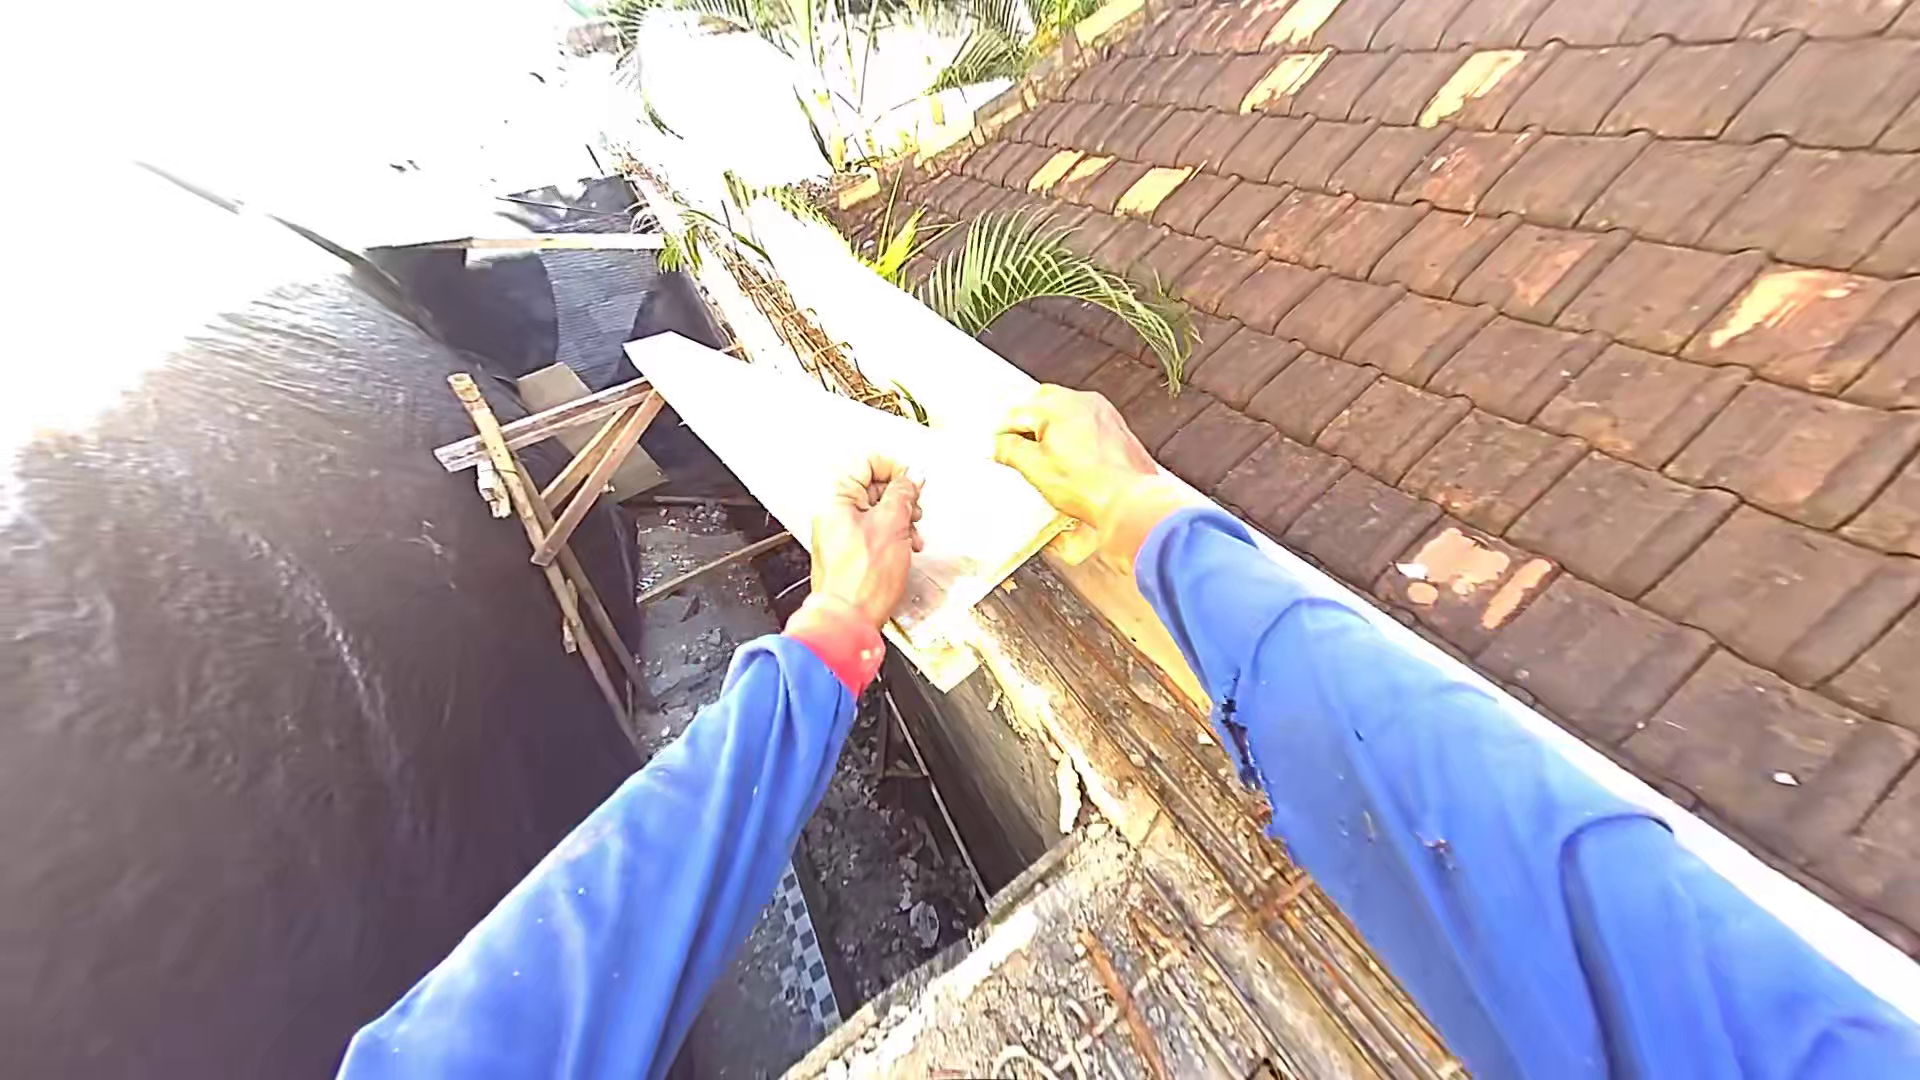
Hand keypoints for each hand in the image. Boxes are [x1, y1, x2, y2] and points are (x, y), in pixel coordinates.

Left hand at [808, 454, 923, 628]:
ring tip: (912, 535)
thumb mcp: (892, 525)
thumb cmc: (862, 580)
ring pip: (877, 510)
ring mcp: (839, 532)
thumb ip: (903, 494)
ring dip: (901, 518)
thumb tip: (911, 478)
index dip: (894, 468)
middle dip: (901, 497)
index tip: (912, 482)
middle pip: (873, 486)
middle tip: (915, 511)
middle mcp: (833, 512)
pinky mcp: (849, 551)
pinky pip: (873, 531)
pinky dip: (892, 535)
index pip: (866, 462)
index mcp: (835, 498)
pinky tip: (905, 547)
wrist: (849, 620)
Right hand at [992, 385, 1194, 562]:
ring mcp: (1102, 413)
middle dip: (1026, 423)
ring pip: (1065, 410)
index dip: (1002, 434)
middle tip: (1017, 449)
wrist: (1129, 502)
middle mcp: (1082, 402)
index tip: (997, 451)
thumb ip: (1009, 450)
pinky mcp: (1116, 428)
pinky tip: (1069, 458)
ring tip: (1043, 456)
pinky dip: (1071, 433)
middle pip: (1041, 403)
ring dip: (1049, 427)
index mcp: (1058, 406)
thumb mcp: (1035, 469)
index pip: (1017, 413)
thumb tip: (998, 443)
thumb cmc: (1086, 486)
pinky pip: (1084, 422)